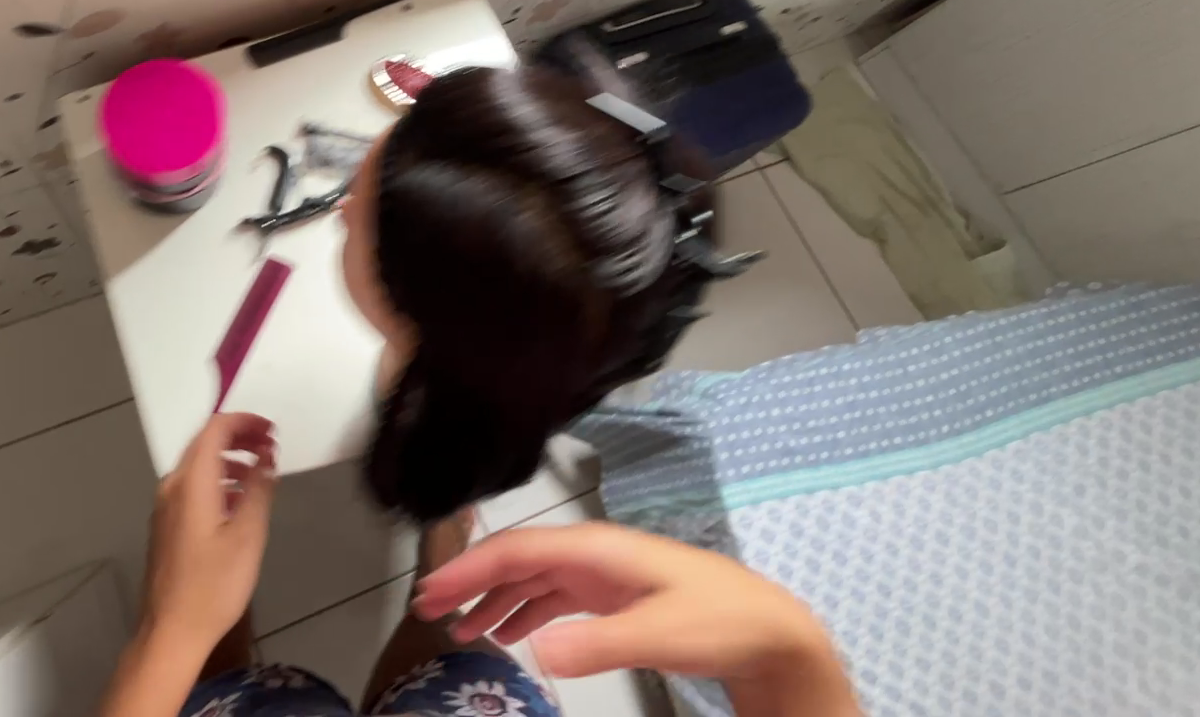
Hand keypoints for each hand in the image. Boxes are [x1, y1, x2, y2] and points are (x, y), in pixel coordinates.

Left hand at [141, 412, 277, 652]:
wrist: (170, 633)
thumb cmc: (213, 585)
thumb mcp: (248, 535)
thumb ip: (258, 489)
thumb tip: (266, 457)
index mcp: (192, 482)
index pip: (215, 429)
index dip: (244, 421)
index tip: (272, 430)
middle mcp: (173, 485)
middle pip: (204, 442)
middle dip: (239, 437)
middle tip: (270, 446)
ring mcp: (165, 505)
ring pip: (198, 464)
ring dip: (229, 458)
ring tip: (260, 471)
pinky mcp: (166, 524)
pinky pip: (192, 485)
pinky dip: (217, 478)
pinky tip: (237, 500)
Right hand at [413, 523, 857, 713]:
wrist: (771, 630)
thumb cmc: (720, 620)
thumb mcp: (663, 634)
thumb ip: (601, 642)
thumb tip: (536, 651)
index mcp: (591, 548)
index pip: (516, 549)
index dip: (470, 567)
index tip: (434, 591)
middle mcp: (585, 553)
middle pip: (513, 559)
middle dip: (469, 580)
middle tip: (428, 609)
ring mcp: (595, 574)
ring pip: (527, 579)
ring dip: (491, 600)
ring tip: (458, 630)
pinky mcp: (606, 596)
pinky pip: (548, 599)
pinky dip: (520, 613)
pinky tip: (505, 635)